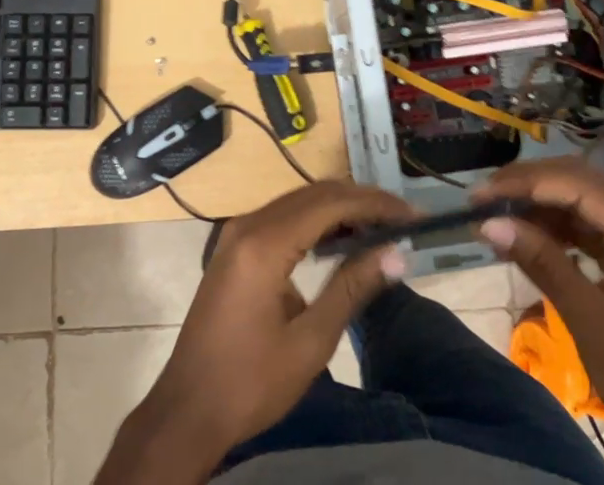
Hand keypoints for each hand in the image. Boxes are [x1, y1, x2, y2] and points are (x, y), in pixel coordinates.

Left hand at [95, 181, 414, 483]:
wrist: (189, 409)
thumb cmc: (252, 381)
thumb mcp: (311, 340)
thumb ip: (353, 287)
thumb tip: (397, 252)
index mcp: (263, 244)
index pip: (330, 204)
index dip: (376, 205)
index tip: (414, 216)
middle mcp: (247, 226)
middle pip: (313, 195)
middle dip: (362, 201)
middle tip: (405, 219)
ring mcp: (236, 235)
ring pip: (297, 203)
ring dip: (340, 209)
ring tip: (383, 227)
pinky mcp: (234, 250)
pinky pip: (282, 218)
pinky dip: (316, 221)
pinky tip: (343, 239)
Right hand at [473, 159, 603, 484]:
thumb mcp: (591, 322)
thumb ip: (543, 264)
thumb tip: (489, 223)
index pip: (579, 184)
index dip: (525, 183)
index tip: (479, 196)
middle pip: (583, 183)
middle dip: (529, 187)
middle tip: (481, 201)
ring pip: (587, 202)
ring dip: (541, 206)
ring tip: (496, 218)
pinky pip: (595, 228)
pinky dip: (560, 229)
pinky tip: (527, 237)